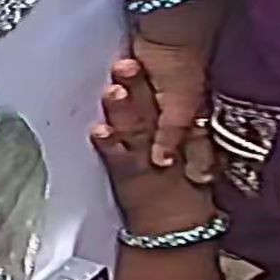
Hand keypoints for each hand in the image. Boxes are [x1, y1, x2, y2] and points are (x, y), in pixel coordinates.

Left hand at [92, 59, 216, 235]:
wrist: (180, 225)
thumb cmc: (178, 187)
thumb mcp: (183, 150)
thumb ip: (171, 126)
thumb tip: (144, 96)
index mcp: (180, 130)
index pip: (167, 99)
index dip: (152, 78)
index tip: (141, 54)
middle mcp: (168, 140)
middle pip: (154, 106)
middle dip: (140, 85)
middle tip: (127, 62)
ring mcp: (150, 156)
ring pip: (138, 126)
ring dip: (125, 108)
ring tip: (112, 88)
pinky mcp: (131, 174)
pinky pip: (119, 156)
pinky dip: (109, 144)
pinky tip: (97, 131)